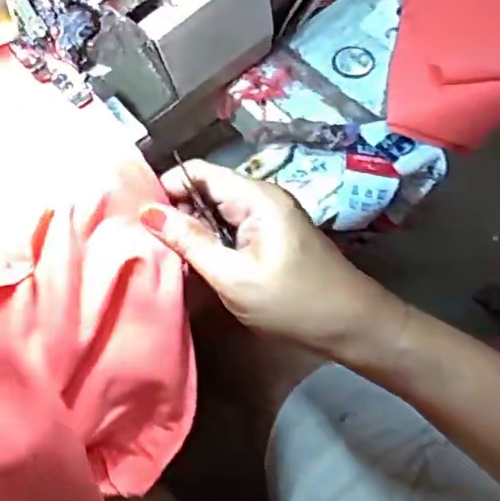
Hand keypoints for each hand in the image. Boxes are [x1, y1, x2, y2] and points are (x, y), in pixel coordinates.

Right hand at [140, 160, 411, 369]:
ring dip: (191, 228)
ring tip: (167, 253)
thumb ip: (189, 241)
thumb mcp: (233, 276)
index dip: (166, 187)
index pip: (197, 171)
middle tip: (150, 241)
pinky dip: (209, 239)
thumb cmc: (295, 303)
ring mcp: (267, 216)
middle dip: (175, 210)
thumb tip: (147, 212)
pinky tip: (196, 261)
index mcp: (255, 197)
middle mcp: (260, 197)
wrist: (357, 329)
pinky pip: (228, 225)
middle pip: (204, 188)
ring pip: (214, 209)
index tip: (141, 217)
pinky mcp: (270, 234)